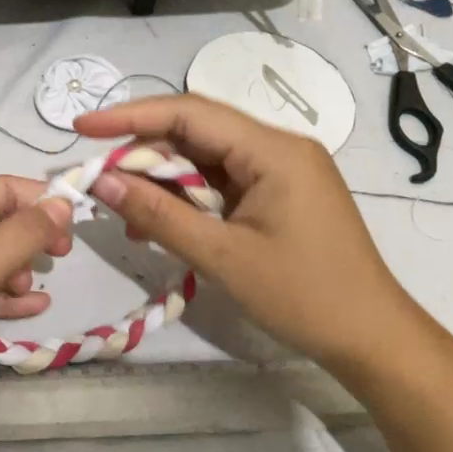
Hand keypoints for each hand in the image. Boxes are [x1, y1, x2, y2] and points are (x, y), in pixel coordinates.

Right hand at [75, 95, 425, 365]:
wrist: (371, 337)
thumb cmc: (304, 296)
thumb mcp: (222, 256)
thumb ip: (158, 214)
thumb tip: (100, 182)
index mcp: (273, 150)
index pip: (188, 114)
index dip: (129, 117)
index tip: (81, 129)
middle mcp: (277, 147)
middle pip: (194, 132)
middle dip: (141, 153)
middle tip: (96, 180)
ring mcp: (280, 171)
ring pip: (203, 158)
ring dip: (160, 180)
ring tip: (122, 209)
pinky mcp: (277, 194)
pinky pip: (220, 182)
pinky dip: (185, 198)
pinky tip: (158, 222)